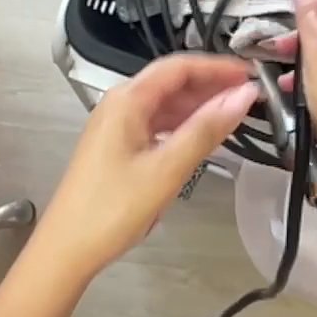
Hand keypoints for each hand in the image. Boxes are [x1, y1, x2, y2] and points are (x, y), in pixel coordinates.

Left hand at [34, 55, 257, 281]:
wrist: (66, 249)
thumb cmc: (112, 208)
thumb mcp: (166, 169)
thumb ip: (206, 130)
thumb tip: (243, 96)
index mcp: (127, 100)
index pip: (179, 67)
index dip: (217, 67)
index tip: (250, 74)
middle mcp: (120, 104)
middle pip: (171, 82)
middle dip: (211, 85)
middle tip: (249, 95)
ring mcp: (117, 126)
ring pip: (165, 104)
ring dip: (199, 106)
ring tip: (234, 114)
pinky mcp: (118, 146)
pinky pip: (156, 124)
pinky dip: (183, 125)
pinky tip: (202, 136)